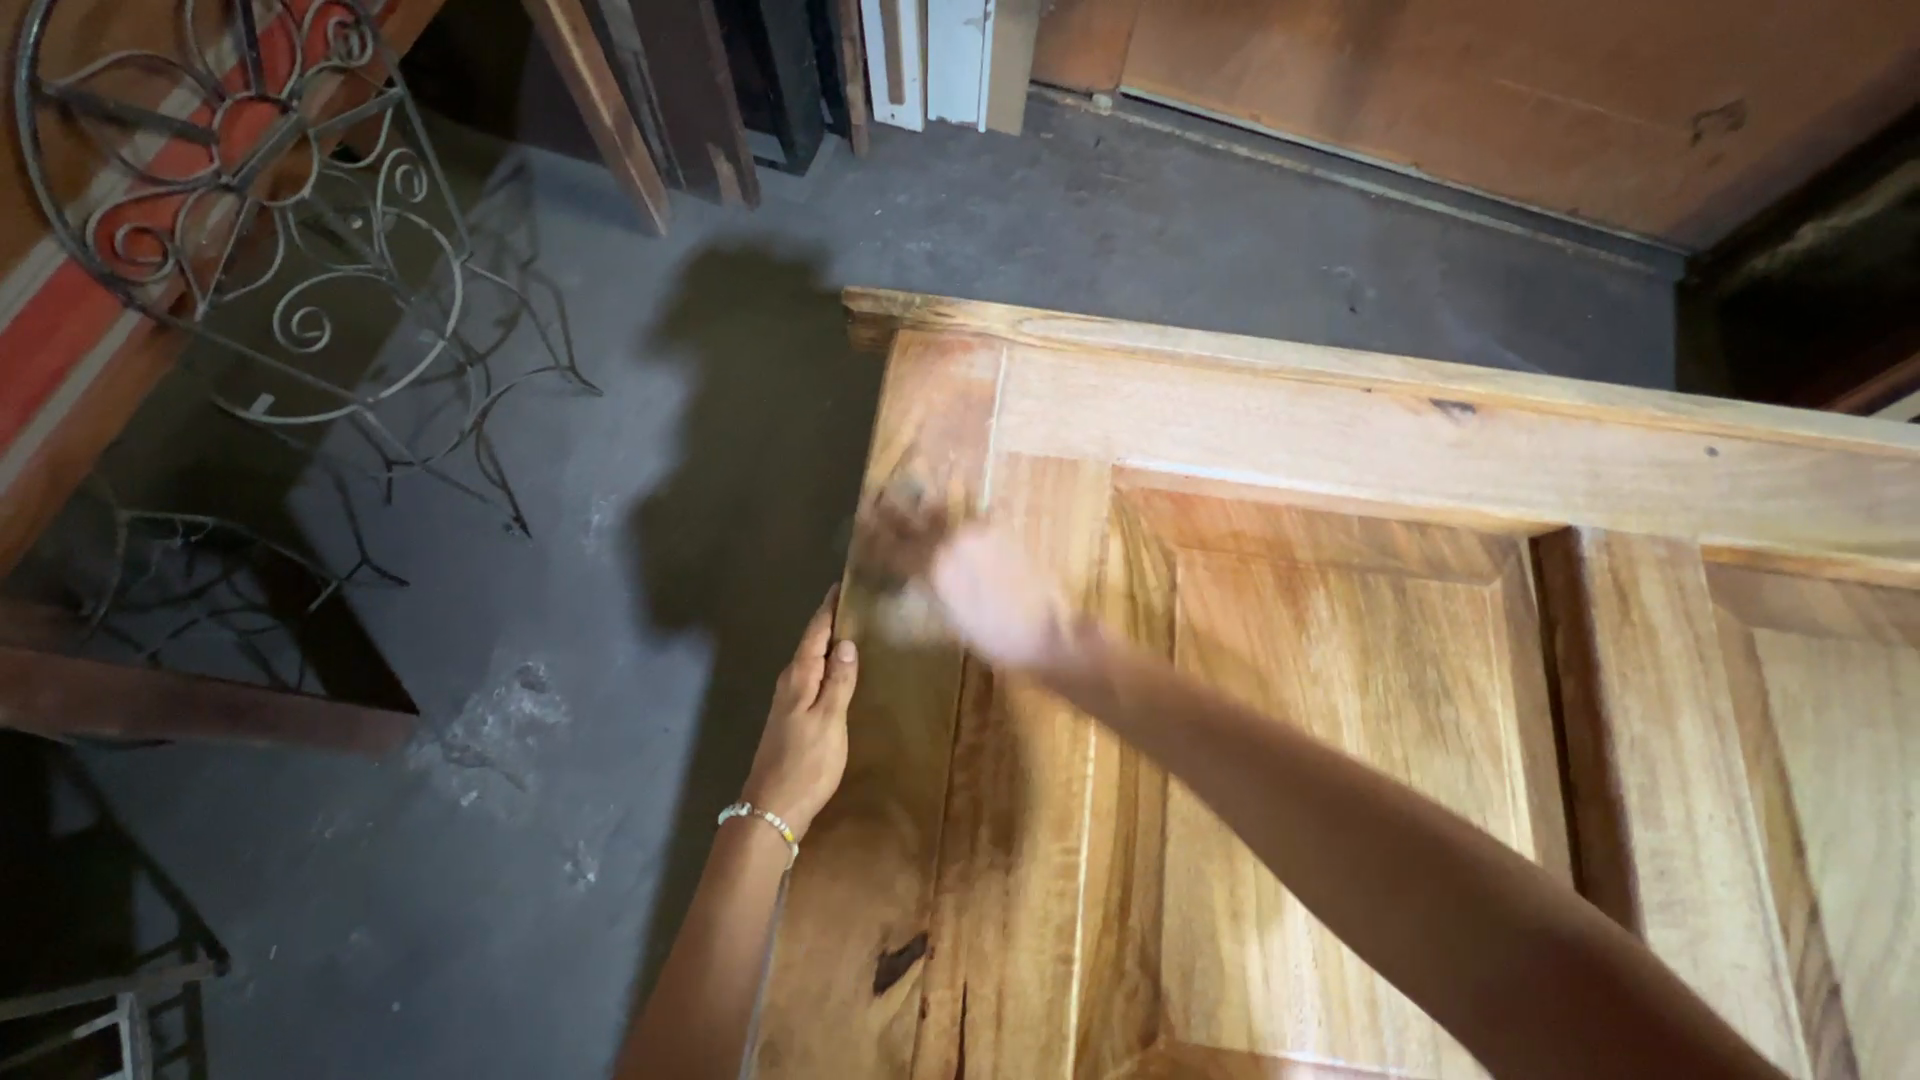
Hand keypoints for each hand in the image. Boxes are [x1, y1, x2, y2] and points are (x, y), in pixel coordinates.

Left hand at [740, 587, 857, 840]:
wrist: (772, 808)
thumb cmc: (805, 763)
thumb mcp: (829, 721)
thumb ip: (838, 682)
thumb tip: (846, 642)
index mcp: (798, 677)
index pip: (815, 632)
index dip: (829, 608)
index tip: (842, 585)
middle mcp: (789, 683)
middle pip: (810, 643)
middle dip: (829, 621)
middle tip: (855, 602)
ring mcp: (787, 702)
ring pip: (810, 662)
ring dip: (827, 645)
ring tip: (852, 631)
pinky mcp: (791, 719)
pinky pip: (810, 680)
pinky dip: (825, 668)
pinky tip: (838, 673)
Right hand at [858, 497, 1072, 671]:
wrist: (1046, 631)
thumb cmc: (995, 639)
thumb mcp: (949, 620)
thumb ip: (926, 588)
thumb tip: (910, 574)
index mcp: (932, 569)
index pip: (891, 549)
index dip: (872, 541)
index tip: (858, 530)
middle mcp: (950, 541)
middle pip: (909, 522)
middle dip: (887, 513)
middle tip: (870, 502)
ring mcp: (975, 530)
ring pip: (937, 512)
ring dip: (916, 505)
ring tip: (899, 495)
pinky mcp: (998, 527)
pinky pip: (964, 515)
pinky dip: (948, 512)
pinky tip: (939, 507)